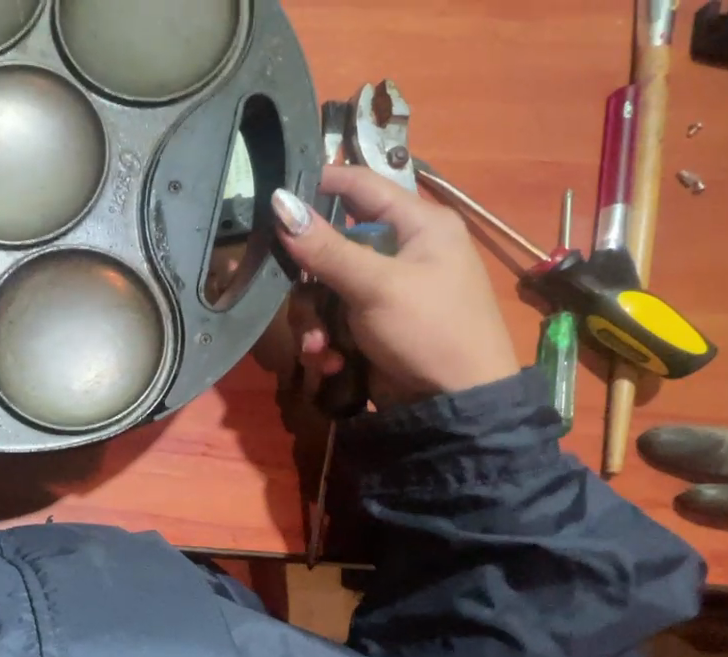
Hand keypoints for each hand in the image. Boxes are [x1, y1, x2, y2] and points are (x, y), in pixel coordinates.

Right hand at [270, 165, 519, 408]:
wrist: (453, 400)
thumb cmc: (428, 328)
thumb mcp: (374, 285)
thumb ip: (325, 247)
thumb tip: (280, 202)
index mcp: (418, 225)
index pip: (363, 187)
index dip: (322, 185)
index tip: (275, 195)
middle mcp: (401, 251)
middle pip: (329, 250)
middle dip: (308, 286)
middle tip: (301, 306)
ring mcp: (384, 290)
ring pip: (322, 291)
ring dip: (312, 323)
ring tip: (320, 349)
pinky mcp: (370, 323)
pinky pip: (330, 321)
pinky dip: (324, 343)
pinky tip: (332, 362)